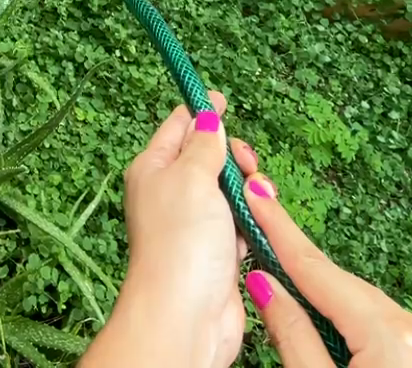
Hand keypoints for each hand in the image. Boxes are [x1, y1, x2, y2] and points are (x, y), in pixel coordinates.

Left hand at [82, 93, 243, 367]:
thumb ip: (203, 144)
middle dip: (231, 154)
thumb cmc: (183, 239)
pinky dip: (250, 220)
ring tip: (259, 193)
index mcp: (153, 166)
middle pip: (206, 157)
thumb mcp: (192, 177)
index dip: (201, 111)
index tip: (223, 99)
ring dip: (245, 189)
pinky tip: (258, 227)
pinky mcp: (215, 251)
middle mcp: (169, 191)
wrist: (186, 312)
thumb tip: (206, 116)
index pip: (177, 126)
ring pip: (226, 190)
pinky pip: (237, 223)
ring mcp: (192, 222)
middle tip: (248, 163)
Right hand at [231, 137, 411, 366]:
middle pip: (342, 288)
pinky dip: (359, 326)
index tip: (252, 185)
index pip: (315, 269)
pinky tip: (340, 341)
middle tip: (257, 236)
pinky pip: (391, 330)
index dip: (277, 226)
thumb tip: (263, 282)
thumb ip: (293, 336)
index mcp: (391, 338)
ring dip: (329, 305)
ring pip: (367, 310)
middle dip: (299, 270)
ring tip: (291, 303)